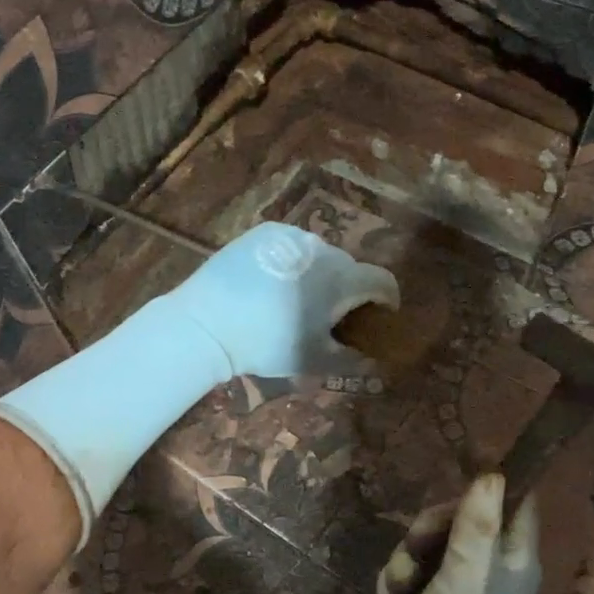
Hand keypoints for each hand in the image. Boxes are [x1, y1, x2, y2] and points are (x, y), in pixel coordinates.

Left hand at [167, 221, 399, 378]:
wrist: (206, 324)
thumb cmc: (267, 345)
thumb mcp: (314, 360)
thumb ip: (350, 358)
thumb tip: (371, 359)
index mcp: (342, 278)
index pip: (382, 281)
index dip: (387, 300)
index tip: (379, 317)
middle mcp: (322, 249)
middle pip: (348, 268)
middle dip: (346, 291)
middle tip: (330, 316)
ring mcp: (290, 236)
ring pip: (317, 256)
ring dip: (316, 275)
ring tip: (296, 301)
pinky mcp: (262, 233)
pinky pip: (289, 247)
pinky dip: (290, 264)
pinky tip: (270, 286)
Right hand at [380, 475, 541, 593]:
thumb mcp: (465, 578)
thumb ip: (477, 527)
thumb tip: (493, 473)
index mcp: (515, 559)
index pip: (515, 503)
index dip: (488, 489)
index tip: (453, 491)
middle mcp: (494, 567)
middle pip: (462, 518)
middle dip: (429, 530)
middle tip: (414, 549)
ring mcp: (464, 586)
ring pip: (430, 544)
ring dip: (405, 558)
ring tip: (399, 587)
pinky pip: (413, 570)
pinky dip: (397, 580)